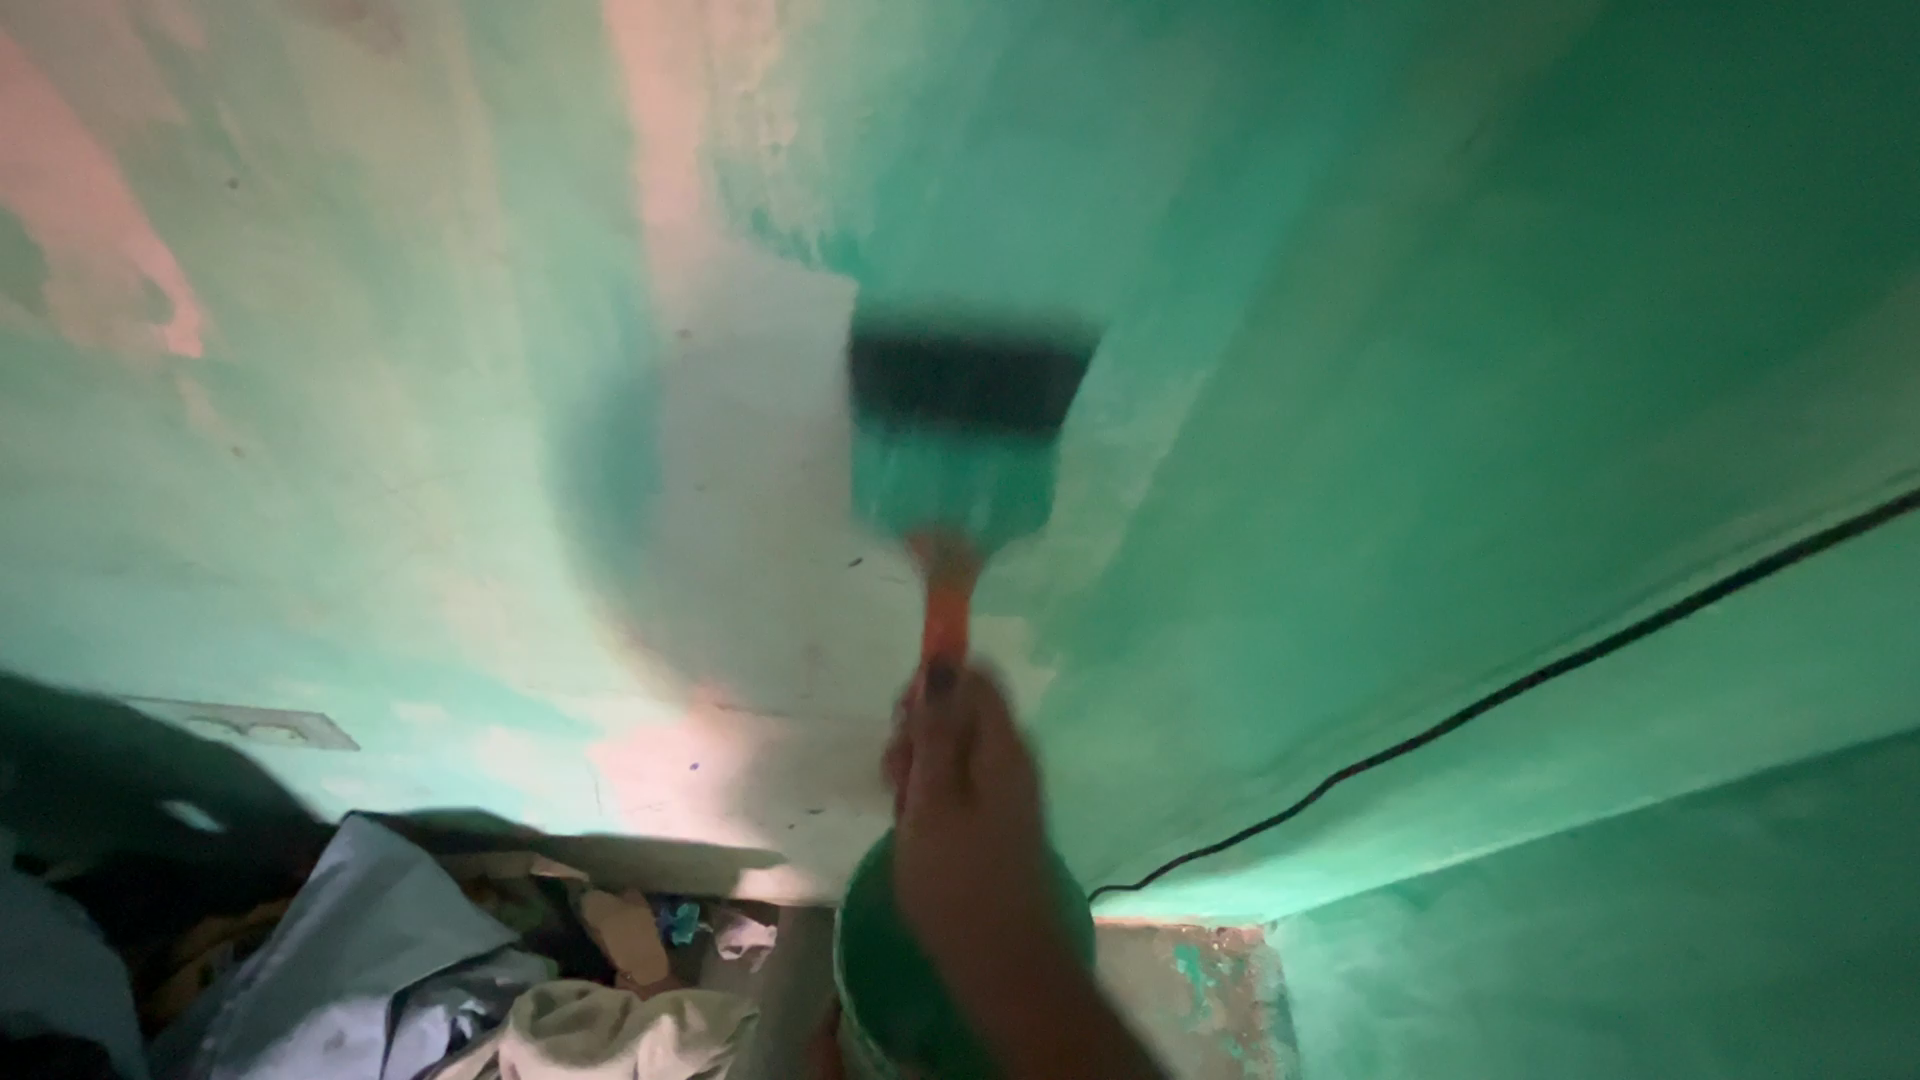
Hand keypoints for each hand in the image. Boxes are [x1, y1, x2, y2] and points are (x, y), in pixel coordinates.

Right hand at [882, 664, 1062, 991]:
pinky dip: (932, 795)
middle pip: (959, 712)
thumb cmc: (958, 881)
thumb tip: (942, 662)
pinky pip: (959, 783)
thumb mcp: (932, 798)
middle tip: (896, 777)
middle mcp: (1010, 757)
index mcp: (1001, 744)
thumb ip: (935, 728)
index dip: (930, 689)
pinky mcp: (996, 816)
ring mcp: (1006, 788)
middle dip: (918, 733)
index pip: (971, 678)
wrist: (1002, 964)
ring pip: (953, 750)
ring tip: (901, 810)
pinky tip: (914, 827)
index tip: (901, 724)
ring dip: (919, 768)